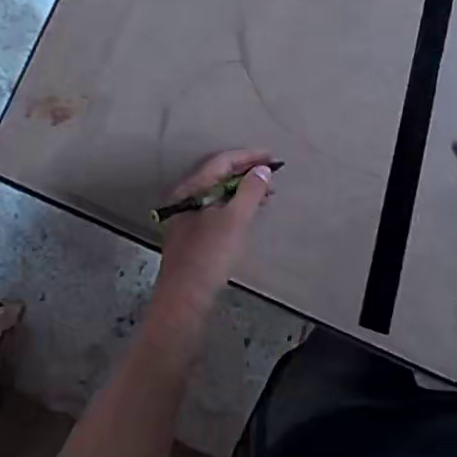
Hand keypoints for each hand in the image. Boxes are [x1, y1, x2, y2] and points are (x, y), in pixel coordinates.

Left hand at [154, 150, 274, 310]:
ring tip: (266, 194)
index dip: (249, 156)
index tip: (272, 157)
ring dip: (243, 189)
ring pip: (219, 193)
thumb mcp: (236, 218)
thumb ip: (251, 190)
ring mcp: (187, 217)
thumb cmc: (210, 254)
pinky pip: (217, 208)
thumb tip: (262, 170)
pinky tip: (248, 213)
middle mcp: (186, 198)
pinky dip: (235, 205)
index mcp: (192, 189)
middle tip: (272, 175)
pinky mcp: (192, 235)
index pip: (223, 162)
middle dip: (248, 172)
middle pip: (219, 175)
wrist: (185, 299)